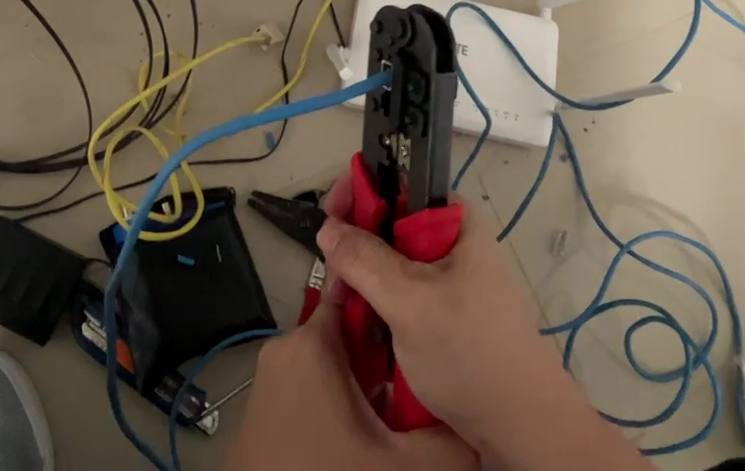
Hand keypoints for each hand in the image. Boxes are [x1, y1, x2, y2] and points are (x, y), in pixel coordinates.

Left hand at [223, 300, 476, 470]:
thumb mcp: (406, 463)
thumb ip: (450, 432)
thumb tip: (480, 415)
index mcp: (310, 343)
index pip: (358, 290)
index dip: (396, 299)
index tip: (426, 312)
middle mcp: (284, 351)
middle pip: (351, 333)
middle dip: (389, 353)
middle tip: (424, 380)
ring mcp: (270, 383)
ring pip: (334, 364)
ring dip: (368, 383)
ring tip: (403, 412)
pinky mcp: (264, 414)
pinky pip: (312, 391)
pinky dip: (342, 404)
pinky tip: (370, 434)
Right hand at [316, 176, 652, 470]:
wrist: (521, 427)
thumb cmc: (471, 355)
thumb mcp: (411, 302)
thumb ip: (365, 260)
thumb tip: (327, 226)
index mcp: (455, 220)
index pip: (399, 180)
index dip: (360, 191)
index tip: (328, 217)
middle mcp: (451, 241)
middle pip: (387, 224)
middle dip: (354, 249)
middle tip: (335, 281)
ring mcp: (446, 278)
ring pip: (387, 263)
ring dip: (362, 284)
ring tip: (349, 313)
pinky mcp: (441, 310)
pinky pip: (396, 294)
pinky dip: (376, 307)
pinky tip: (366, 332)